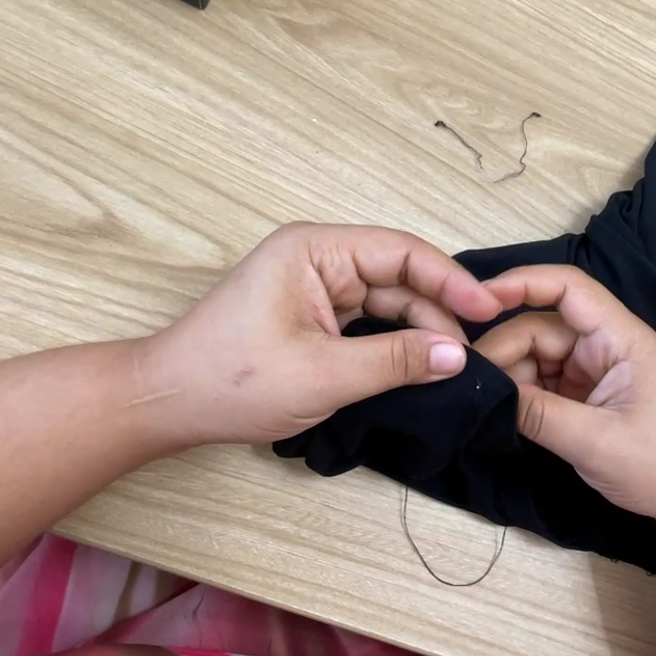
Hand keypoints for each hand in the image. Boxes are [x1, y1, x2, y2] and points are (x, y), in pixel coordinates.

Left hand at [135, 223, 502, 447]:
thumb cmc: (230, 381)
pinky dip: (398, 344)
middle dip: (438, 313)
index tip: (487, 311)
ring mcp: (319, 288)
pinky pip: (372, 323)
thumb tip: (458, 356)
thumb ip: (396, 360)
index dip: (450, 280)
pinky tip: (423, 366)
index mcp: (315, 251)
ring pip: (390, 303)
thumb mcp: (324, 375)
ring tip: (453, 366)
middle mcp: (320, 260)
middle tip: (472, 355)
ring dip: (421, 332)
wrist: (168, 404)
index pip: (400, 253)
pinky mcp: (318, 316)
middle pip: (400, 277)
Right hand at [474, 265, 655, 530]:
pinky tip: (500, 411)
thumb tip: (480, 391)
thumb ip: (536, 413)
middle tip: (467, 382)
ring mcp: (596, 372)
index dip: (521, 284)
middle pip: (542, 327)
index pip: (569, 288)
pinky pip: (545, 383)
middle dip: (504, 348)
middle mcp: (606, 346)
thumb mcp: (595, 442)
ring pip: (538, 356)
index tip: (476, 303)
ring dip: (510, 375)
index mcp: (621, 339)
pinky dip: (522, 394)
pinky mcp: (588, 397)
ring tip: (481, 403)